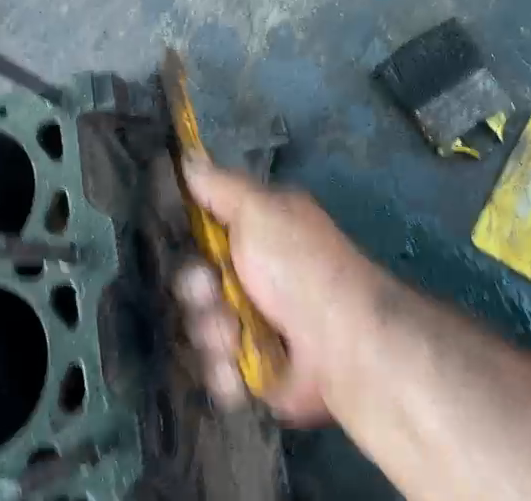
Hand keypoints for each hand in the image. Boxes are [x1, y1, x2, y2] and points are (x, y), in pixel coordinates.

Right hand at [173, 160, 385, 425]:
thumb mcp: (260, 209)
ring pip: (199, 332)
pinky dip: (224, 374)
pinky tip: (238, 370)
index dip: (187, 245)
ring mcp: (254, 328)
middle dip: (198, 295)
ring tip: (235, 338)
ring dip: (212, 335)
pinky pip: (216, 375)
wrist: (343, 342)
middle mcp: (253, 279)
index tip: (189, 249)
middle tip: (214, 295)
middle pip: (193, 288)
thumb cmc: (300, 264)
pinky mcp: (255, 372)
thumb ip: (221, 185)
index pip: (201, 237)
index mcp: (257, 236)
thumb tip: (188, 156)